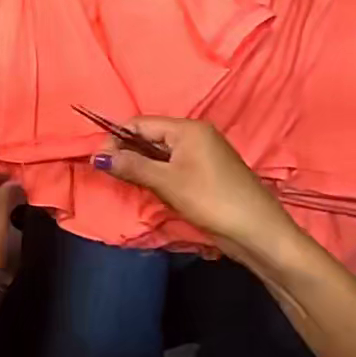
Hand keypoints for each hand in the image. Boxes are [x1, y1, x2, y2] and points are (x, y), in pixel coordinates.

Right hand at [94, 117, 316, 271]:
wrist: (258, 232)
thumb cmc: (211, 200)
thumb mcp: (166, 182)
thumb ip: (131, 166)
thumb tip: (97, 156)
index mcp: (187, 129)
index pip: (140, 124)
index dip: (115, 139)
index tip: (97, 160)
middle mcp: (195, 135)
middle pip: (149, 136)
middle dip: (127, 152)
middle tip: (107, 172)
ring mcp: (203, 154)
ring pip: (160, 153)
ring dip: (141, 165)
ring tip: (124, 181)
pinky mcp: (206, 173)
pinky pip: (172, 165)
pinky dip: (157, 174)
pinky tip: (148, 187)